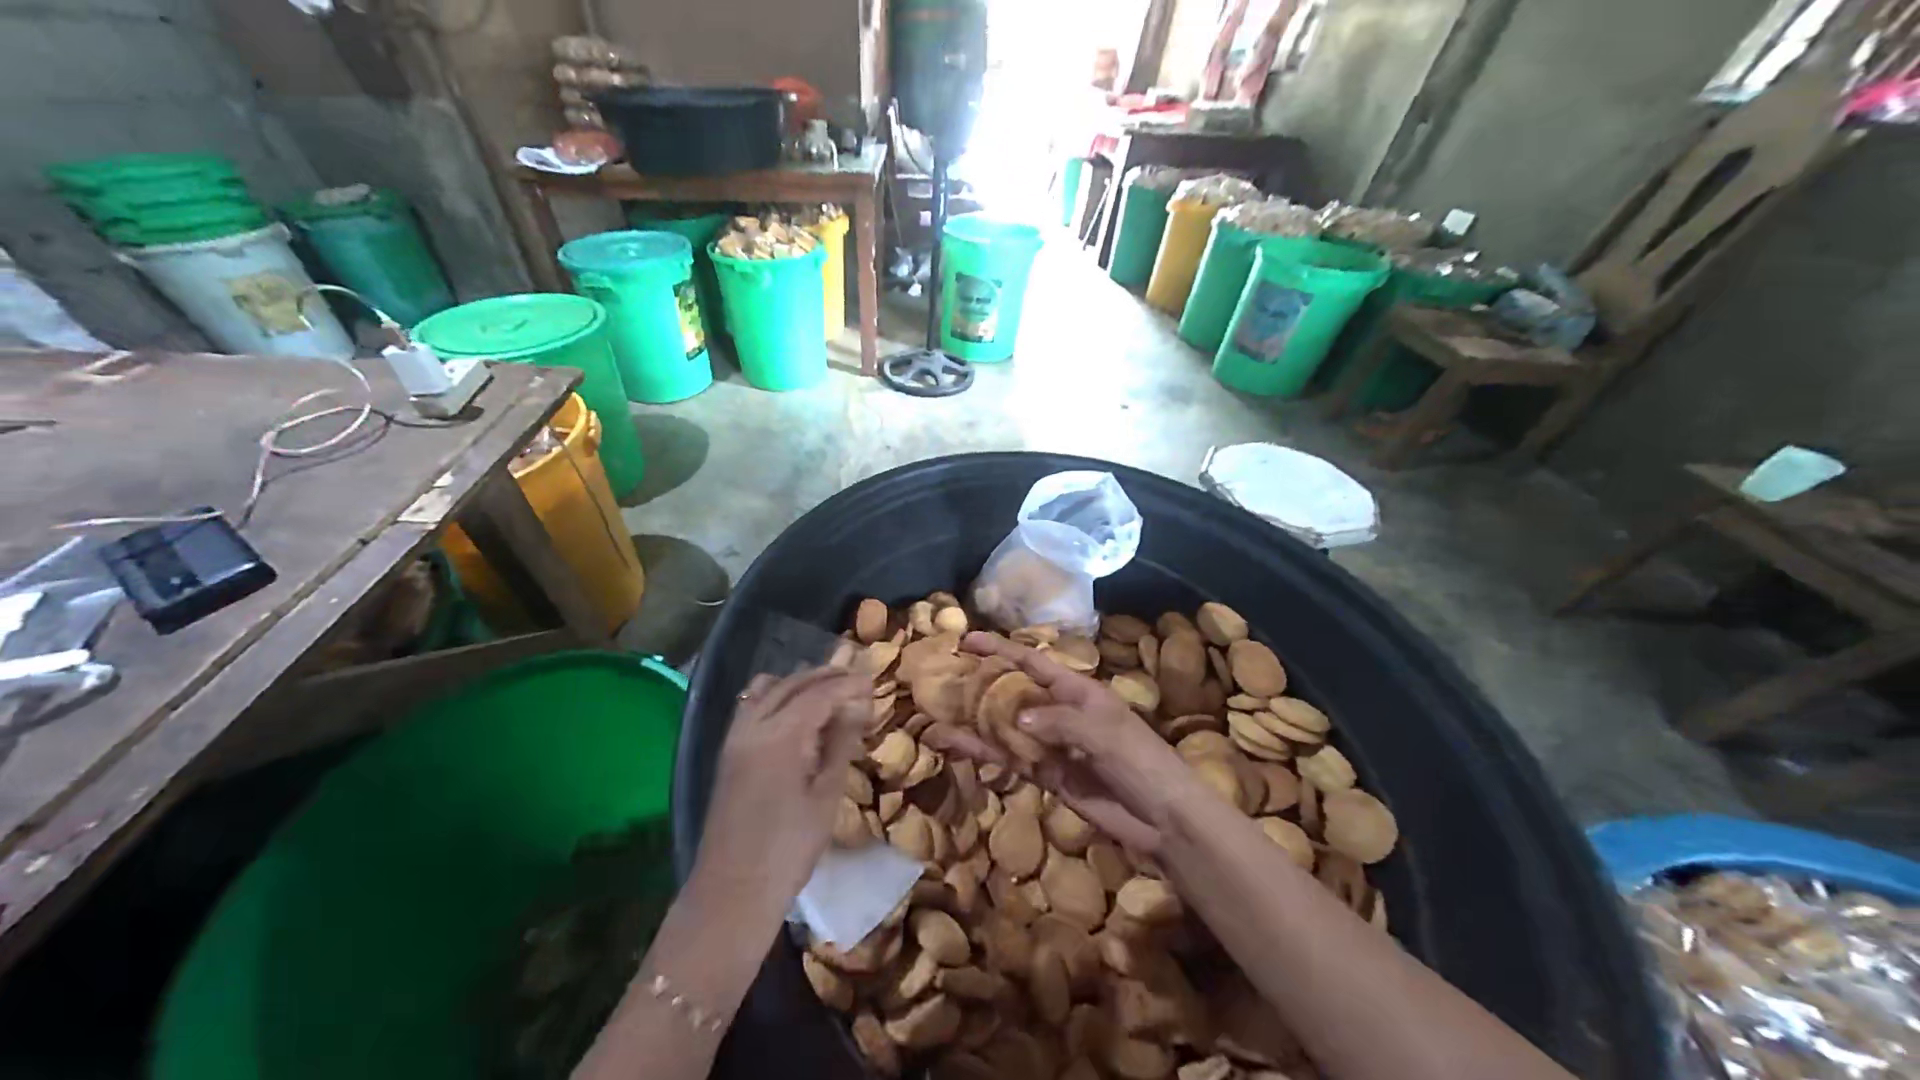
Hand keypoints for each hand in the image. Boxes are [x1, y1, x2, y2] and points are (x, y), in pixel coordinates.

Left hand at [691, 667, 869, 921]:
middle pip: (792, 684)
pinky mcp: (728, 752)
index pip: (819, 694)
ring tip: (829, 690)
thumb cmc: (789, 848)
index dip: (847, 685)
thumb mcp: (826, 795)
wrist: (733, 890)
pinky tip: (795, 711)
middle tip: (856, 680)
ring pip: (768, 690)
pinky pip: (752, 706)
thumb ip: (840, 744)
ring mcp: (735, 738)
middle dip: (825, 677)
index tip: (873, 683)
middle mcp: (752, 726)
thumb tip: (857, 707)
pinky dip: (776, 697)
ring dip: (799, 683)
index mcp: (780, 736)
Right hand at [925, 632, 1204, 853]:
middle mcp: (1059, 712)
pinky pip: (1010, 757)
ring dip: (974, 719)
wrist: (1163, 818)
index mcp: (1077, 691)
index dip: (1001, 649)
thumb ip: (1059, 722)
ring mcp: (1050, 745)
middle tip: (942, 676)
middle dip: (980, 682)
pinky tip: (955, 745)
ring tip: (936, 711)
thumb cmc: (1141, 762)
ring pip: (1004, 726)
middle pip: (1012, 691)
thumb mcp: (1105, 734)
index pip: (1033, 662)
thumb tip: (1016, 717)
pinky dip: (984, 751)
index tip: (967, 639)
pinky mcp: (1046, 775)